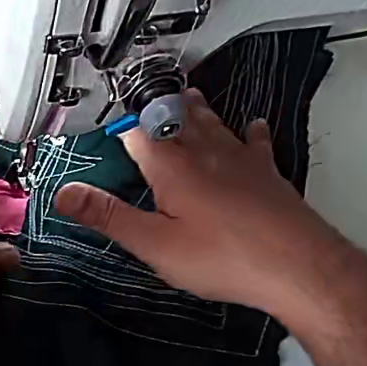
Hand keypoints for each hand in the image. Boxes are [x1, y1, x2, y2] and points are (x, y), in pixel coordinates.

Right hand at [52, 88, 366, 321]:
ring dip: (195, 110)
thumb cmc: (225, 258)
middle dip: (158, 108)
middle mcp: (208, 156)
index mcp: (174, 169)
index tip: (105, 120)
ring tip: (185, 95)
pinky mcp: (266, 177)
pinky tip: (252, 125)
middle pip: (178, 120)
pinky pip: (255, 143)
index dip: (121, 125)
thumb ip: (107, 216)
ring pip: (214, 125)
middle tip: (145, 95)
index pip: (139, 133)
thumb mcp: (152, 243)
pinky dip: (248, 131)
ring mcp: (242, 162)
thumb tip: (66, 193)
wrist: (300, 269)